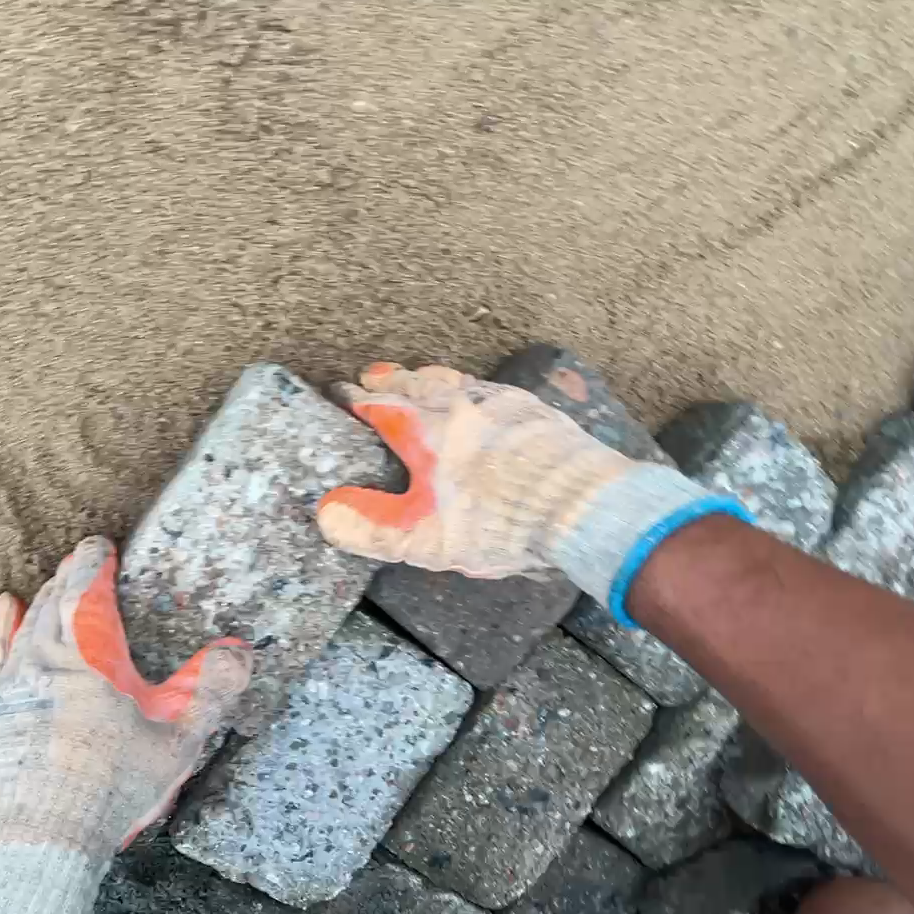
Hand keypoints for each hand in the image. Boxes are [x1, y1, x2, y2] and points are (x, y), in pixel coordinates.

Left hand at [0, 536, 250, 913]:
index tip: (103, 546)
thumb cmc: (112, 786)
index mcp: (91, 653)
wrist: (40, 836)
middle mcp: (47, 655)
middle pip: (58, 597)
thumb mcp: (176, 740)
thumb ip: (209, 691)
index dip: (95, 560)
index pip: (88, 586)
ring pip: (30, 619)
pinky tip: (5, 605)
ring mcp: (15, 679)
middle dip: (73, 575)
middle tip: (87, 563)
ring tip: (59, 580)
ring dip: (47, 595)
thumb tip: (240, 651)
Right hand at [316, 362, 744, 620]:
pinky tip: (480, 398)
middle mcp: (460, 405)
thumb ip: (370, 526)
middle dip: (390, 379)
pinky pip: (492, 389)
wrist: (586, 509)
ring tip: (419, 380)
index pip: (379, 404)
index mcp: (426, 431)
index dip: (354, 399)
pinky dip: (472, 389)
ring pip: (455, 380)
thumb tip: (326, 510)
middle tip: (372, 375)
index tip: (339, 392)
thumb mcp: (423, 538)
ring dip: (430, 379)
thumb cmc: (499, 522)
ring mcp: (502, 403)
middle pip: (416, 382)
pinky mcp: (536, 411)